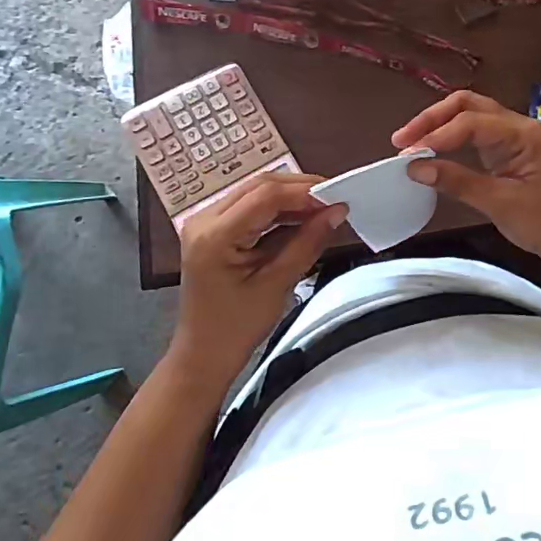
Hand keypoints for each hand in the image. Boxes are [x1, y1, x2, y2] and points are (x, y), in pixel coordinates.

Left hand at [171, 172, 346, 385]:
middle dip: (299, 189)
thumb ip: (307, 243)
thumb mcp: (277, 284)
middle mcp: (204, 219)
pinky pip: (249, 207)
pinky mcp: (213, 229)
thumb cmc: (236, 328)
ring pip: (255, 193)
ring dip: (290, 198)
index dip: (304, 192)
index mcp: (214, 235)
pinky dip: (277, 210)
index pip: (265, 196)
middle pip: (259, 186)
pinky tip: (302, 218)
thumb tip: (336, 212)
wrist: (203, 353)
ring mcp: (206, 222)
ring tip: (323, 209)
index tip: (337, 198)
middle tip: (335, 199)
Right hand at [391, 91, 540, 265]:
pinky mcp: (506, 149)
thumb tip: (415, 168)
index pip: (471, 123)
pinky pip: (473, 133)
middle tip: (402, 139)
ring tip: (409, 144)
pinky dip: (449, 139)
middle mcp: (517, 126)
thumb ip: (457, 181)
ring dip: (438, 126)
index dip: (437, 135)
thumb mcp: (499, 203)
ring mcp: (512, 136)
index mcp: (523, 134)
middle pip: (468, 105)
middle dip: (432, 119)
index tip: (409, 154)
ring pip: (468, 115)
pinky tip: (431, 151)